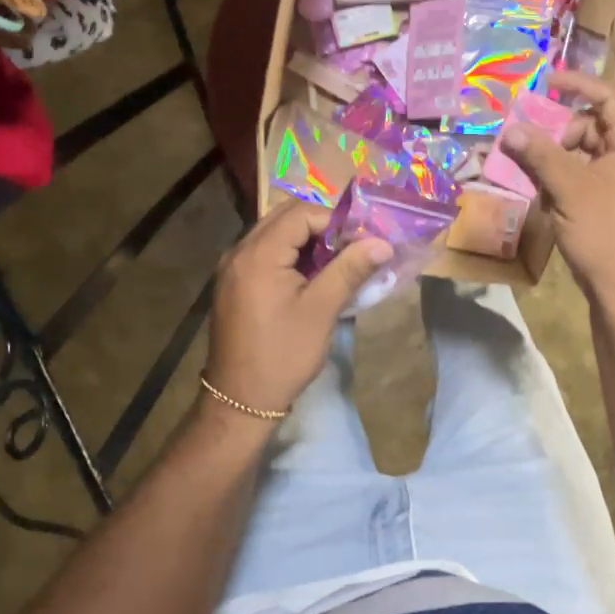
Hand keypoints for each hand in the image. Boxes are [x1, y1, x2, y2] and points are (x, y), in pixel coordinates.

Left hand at [206, 200, 390, 417]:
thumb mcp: (322, 310)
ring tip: (335, 266)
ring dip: (307, 241)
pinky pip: (265, 252)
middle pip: (285, 216)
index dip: (336, 221)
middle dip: (322, 227)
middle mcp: (239, 251)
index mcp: (258, 254)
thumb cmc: (283, 355)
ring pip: (275, 234)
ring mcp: (232, 267)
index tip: (361, 243)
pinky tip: (311, 279)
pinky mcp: (233, 283)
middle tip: (351, 250)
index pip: (302, 213)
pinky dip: (290, 256)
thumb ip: (350, 269)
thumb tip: (383, 243)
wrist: (240, 400)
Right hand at [502, 72, 614, 300]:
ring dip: (557, 158)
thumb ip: (540, 154)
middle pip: (595, 124)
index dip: (578, 83)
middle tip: (530, 144)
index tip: (543, 84)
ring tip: (532, 177)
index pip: (610, 95)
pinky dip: (565, 180)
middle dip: (559, 129)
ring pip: (588, 153)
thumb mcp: (568, 190)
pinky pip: (588, 177)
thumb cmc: (604, 236)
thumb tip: (511, 128)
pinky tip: (546, 200)